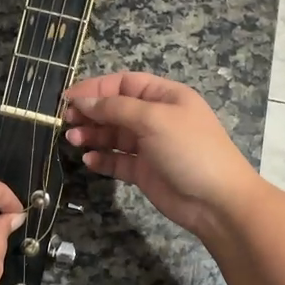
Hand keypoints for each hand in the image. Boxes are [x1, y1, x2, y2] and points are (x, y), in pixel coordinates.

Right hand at [63, 72, 263, 238]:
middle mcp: (156, 118)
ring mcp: (151, 146)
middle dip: (91, 112)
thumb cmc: (190, 150)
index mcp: (165, 97)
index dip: (96, 88)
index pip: (124, 84)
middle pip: (116, 108)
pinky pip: (118, 161)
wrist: (217, 200)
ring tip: (74, 140)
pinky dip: (102, 159)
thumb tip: (83, 101)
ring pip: (114, 135)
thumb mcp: (154, 119)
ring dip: (93, 135)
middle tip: (67, 121)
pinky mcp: (145, 172)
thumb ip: (116, 108)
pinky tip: (89, 160)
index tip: (69, 98)